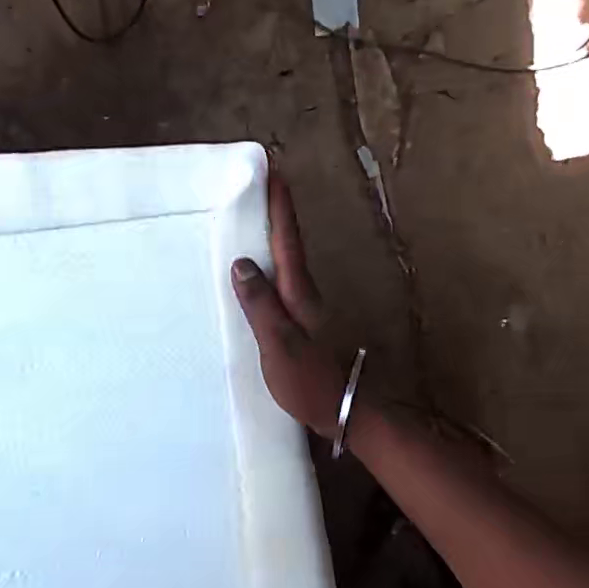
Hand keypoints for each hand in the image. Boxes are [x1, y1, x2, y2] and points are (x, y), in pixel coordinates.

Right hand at [231, 170, 350, 437]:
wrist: (346, 414)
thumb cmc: (312, 382)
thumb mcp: (280, 344)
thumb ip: (262, 306)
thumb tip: (243, 264)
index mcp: (300, 295)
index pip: (288, 243)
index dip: (281, 209)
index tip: (274, 173)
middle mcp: (306, 298)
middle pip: (289, 249)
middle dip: (275, 218)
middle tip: (257, 192)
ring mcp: (307, 315)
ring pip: (286, 270)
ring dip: (271, 245)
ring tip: (249, 228)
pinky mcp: (303, 332)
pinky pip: (281, 293)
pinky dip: (269, 276)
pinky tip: (255, 283)